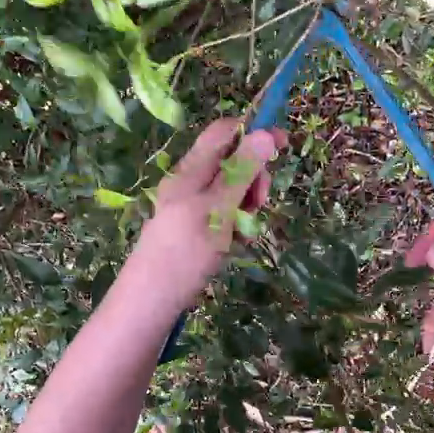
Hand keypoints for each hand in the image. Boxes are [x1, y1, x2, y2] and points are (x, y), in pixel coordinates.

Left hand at [120, 118, 285, 312]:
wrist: (150, 301)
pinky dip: (235, 223)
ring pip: (231, 189)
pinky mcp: (193, 227)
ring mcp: (190, 204)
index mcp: (191, 169)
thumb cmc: (185, 252)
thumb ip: (242, 171)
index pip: (224, 131)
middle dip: (254, 177)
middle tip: (259, 202)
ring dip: (247, 204)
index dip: (254, 133)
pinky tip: (236, 244)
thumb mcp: (220, 208)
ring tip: (244, 232)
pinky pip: (223, 213)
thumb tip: (266, 133)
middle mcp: (189, 181)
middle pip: (232, 160)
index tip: (283, 147)